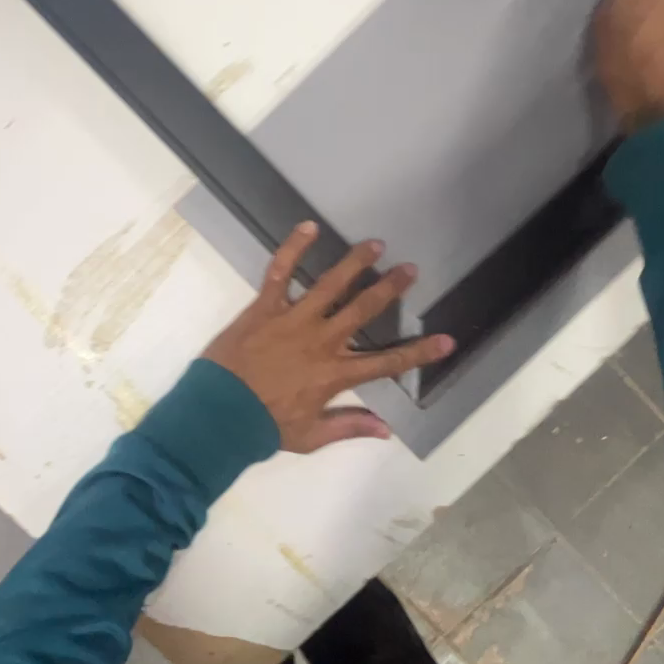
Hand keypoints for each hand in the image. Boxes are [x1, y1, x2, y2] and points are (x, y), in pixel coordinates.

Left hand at [203, 222, 454, 452]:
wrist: (217, 414)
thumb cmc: (263, 427)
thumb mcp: (310, 436)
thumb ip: (348, 427)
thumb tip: (385, 430)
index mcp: (335, 374)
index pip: (387, 362)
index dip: (419, 352)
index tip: (446, 340)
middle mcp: (321, 341)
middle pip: (363, 310)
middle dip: (390, 288)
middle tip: (410, 268)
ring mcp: (293, 320)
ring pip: (330, 285)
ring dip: (355, 263)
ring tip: (375, 244)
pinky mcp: (265, 307)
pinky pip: (280, 272)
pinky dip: (292, 248)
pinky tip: (307, 227)